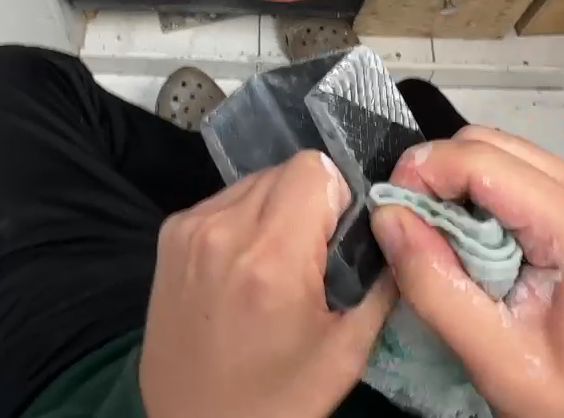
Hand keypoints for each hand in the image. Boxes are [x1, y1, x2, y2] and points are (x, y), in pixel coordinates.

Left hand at [140, 150, 396, 417]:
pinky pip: (224, 198)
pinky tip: (243, 265)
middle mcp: (225, 228)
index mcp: (272, 256)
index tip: (337, 236)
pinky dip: (242, 219)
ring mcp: (190, 226)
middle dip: (307, 202)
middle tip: (311, 256)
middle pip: (285, 170)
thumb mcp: (344, 353)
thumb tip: (393, 230)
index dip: (335, 196)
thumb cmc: (275, 399)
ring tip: (274, 262)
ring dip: (274, 207)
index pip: (314, 168)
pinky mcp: (170, 231)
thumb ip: (377, 282)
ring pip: (254, 180)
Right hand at [370, 128, 563, 417]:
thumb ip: (435, 285)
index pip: (483, 161)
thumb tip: (386, 216)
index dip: (424, 172)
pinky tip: (476, 239)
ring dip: (456, 185)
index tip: (388, 212)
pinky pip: (512, 168)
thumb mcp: (496, 361)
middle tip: (411, 232)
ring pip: (496, 149)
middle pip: (488, 145)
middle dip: (437, 178)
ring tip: (443, 242)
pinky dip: (478, 192)